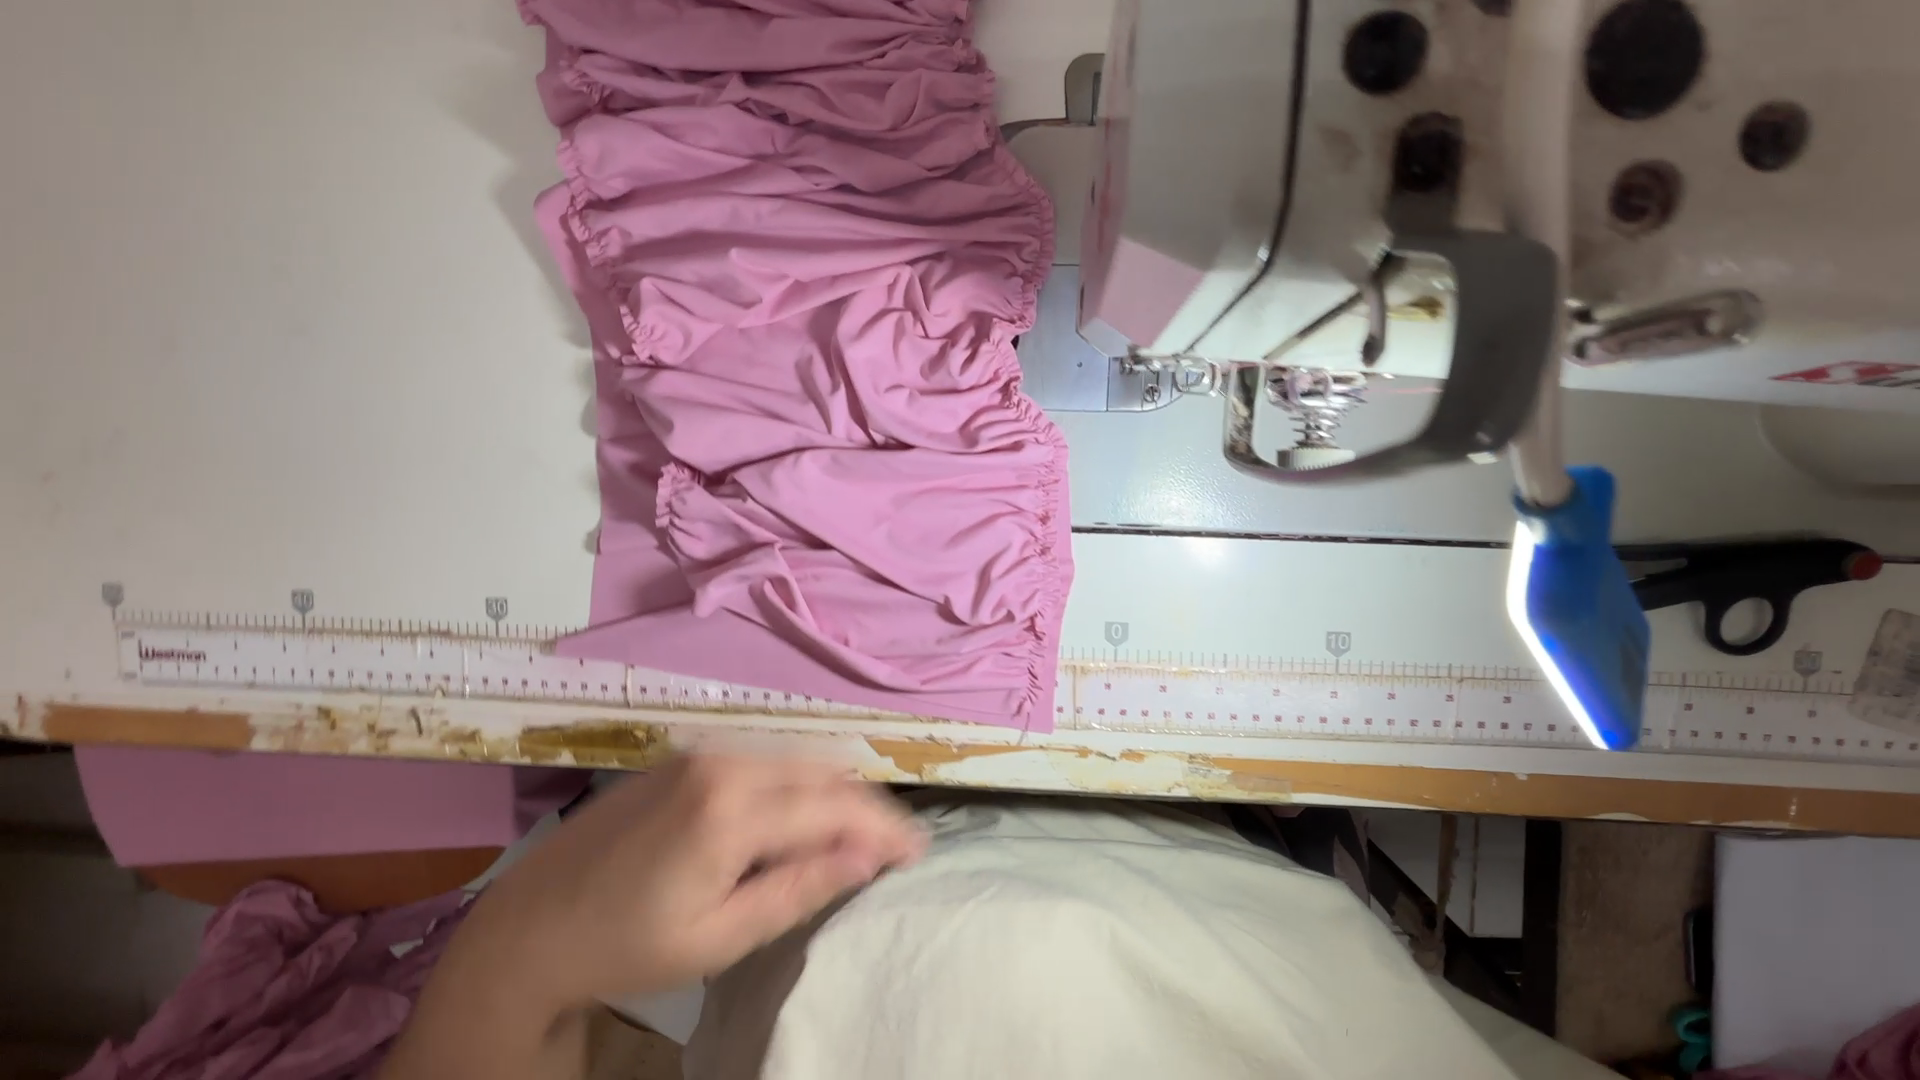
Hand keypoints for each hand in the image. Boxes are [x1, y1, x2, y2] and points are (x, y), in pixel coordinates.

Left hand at [455, 754, 924, 1007]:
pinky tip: (804, 813)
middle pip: (821, 772)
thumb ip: (800, 886)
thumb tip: (869, 855)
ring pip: (795, 760)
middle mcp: (723, 762)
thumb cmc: (627, 945)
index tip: (920, 849)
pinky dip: (798, 782)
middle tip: (897, 843)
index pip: (836, 806)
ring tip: (860, 832)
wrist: (529, 927)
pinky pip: (764, 759)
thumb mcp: (721, 935)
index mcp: (732, 808)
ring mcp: (701, 753)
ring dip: (834, 791)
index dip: (884, 827)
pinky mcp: (685, 757)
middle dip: (865, 805)